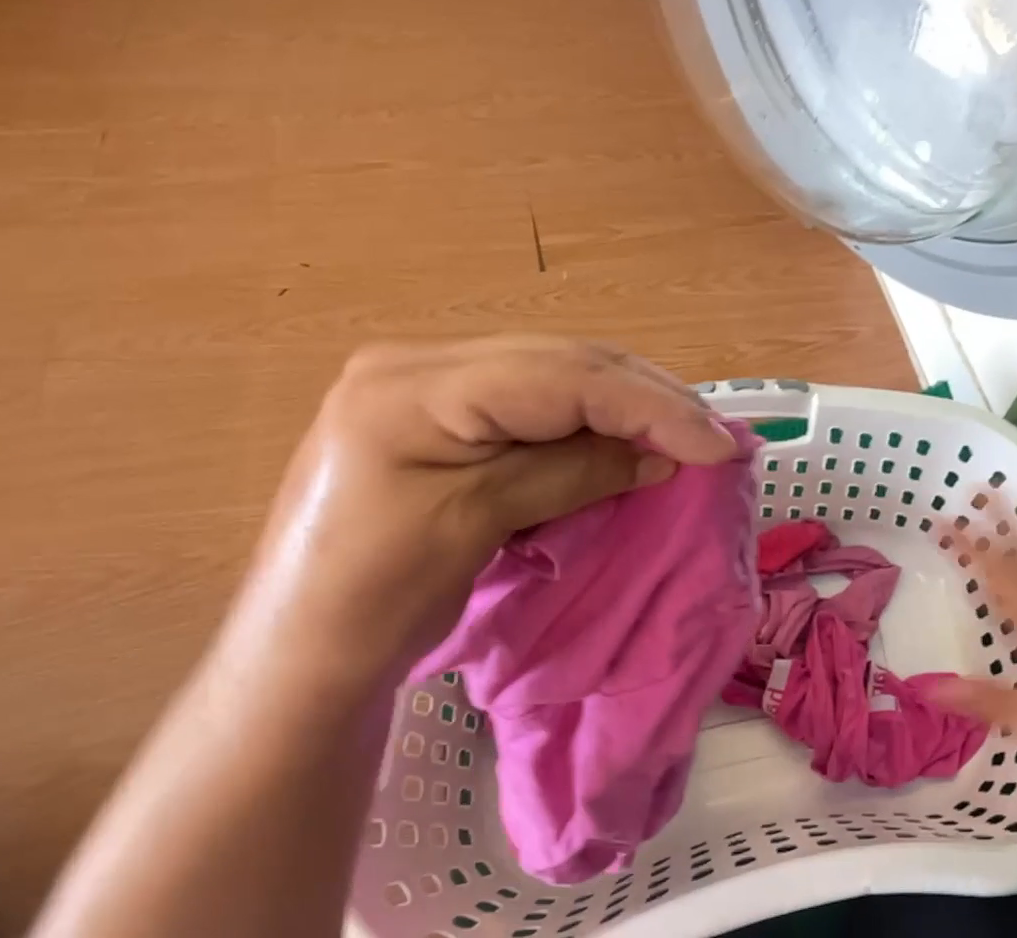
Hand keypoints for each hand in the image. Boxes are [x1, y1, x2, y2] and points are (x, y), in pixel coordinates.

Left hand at [234, 335, 738, 672]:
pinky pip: (539, 402)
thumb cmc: (373, 595)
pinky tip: (632, 439)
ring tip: (688, 437)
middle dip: (648, 400)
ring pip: (560, 376)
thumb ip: (575, 471)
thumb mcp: (481, 522)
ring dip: (629, 407)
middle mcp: (420, 362)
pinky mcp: (444, 412)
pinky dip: (595, 421)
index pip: (562, 376)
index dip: (650, 407)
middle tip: (715, 438)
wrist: (297, 655)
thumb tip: (663, 454)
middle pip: (565, 363)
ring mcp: (429, 383)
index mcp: (414, 384)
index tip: (718, 444)